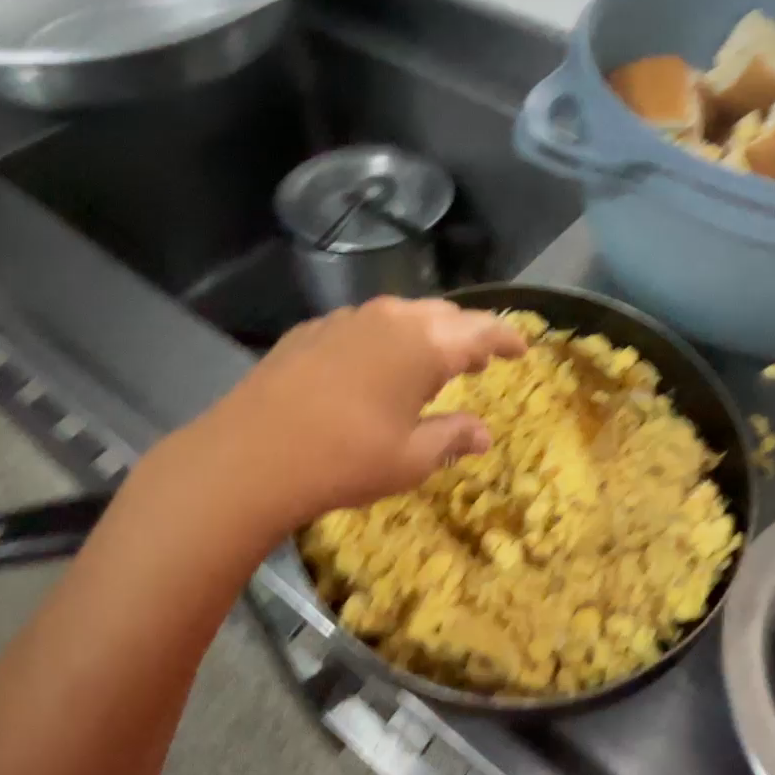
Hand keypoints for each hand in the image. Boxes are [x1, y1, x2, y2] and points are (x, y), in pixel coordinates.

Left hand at [191, 296, 524, 530]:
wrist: (251, 455)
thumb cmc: (345, 459)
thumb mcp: (410, 459)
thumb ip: (452, 437)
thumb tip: (483, 434)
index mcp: (426, 345)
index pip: (482, 332)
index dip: (507, 339)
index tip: (522, 349)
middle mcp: (391, 319)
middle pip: (443, 315)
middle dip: (466, 335)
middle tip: (476, 362)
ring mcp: (347, 319)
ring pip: (400, 315)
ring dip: (423, 334)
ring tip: (427, 363)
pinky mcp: (311, 330)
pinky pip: (362, 325)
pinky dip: (381, 340)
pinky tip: (370, 368)